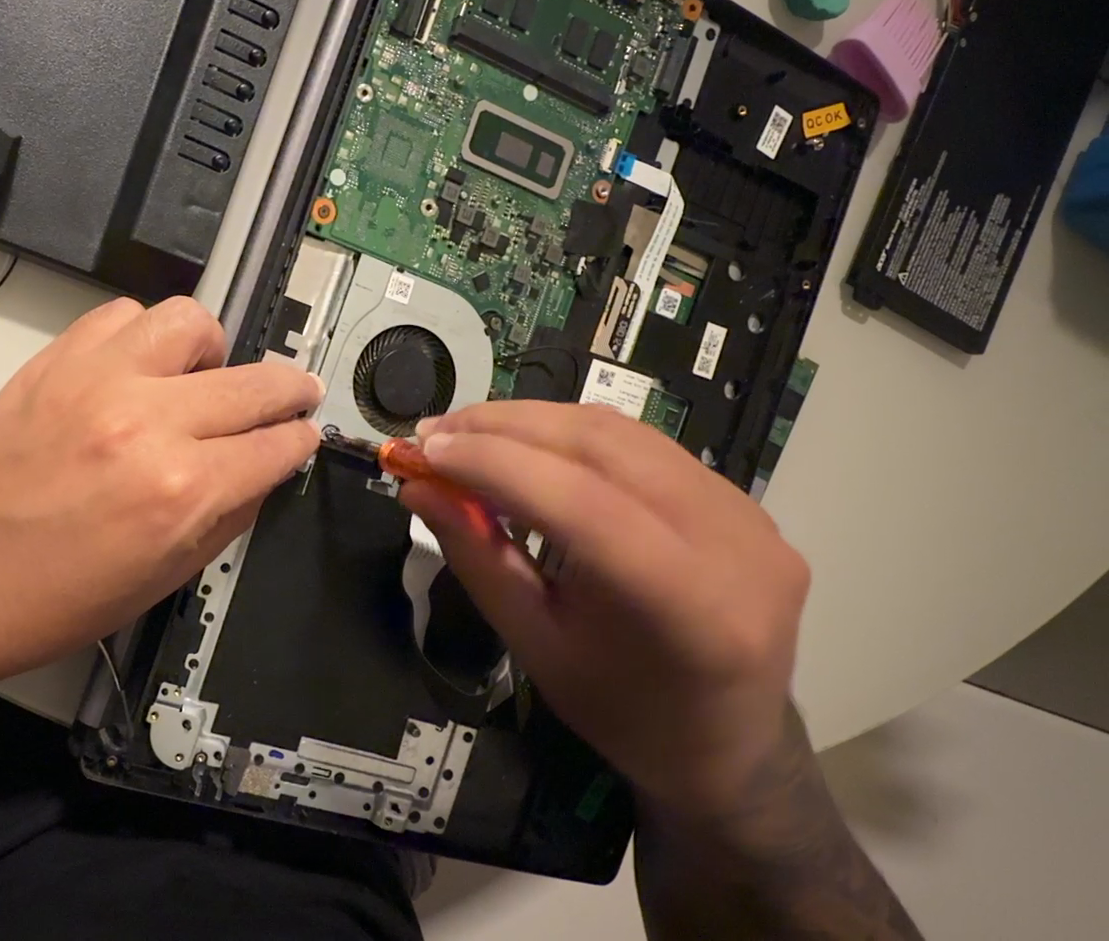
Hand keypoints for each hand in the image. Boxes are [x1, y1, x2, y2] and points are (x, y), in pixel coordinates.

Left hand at [0, 296, 321, 689]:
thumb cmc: (47, 601)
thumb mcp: (161, 581)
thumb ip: (227, 516)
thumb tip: (264, 470)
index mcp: (179, 492)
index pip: (275, 446)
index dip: (300, 441)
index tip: (304, 435)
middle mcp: (144, 423)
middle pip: (253, 382)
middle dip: (289, 390)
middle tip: (293, 395)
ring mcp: (95, 382)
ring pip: (190, 322)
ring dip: (214, 350)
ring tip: (203, 378)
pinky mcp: (53, 363)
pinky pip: (121, 316)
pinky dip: (145, 337)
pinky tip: (141, 368)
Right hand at [400, 401, 809, 818]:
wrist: (724, 743)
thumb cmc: (616, 707)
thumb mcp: (531, 640)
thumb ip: (476, 555)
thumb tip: (418, 487)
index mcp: (683, 603)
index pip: (579, 500)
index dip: (493, 463)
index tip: (423, 448)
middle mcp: (732, 543)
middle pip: (601, 447)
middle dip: (504, 427)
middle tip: (433, 431)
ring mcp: (749, 515)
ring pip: (621, 433)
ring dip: (533, 421)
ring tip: (467, 433)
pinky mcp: (746, 502)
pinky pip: (645, 446)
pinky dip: (572, 436)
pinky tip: (527, 447)